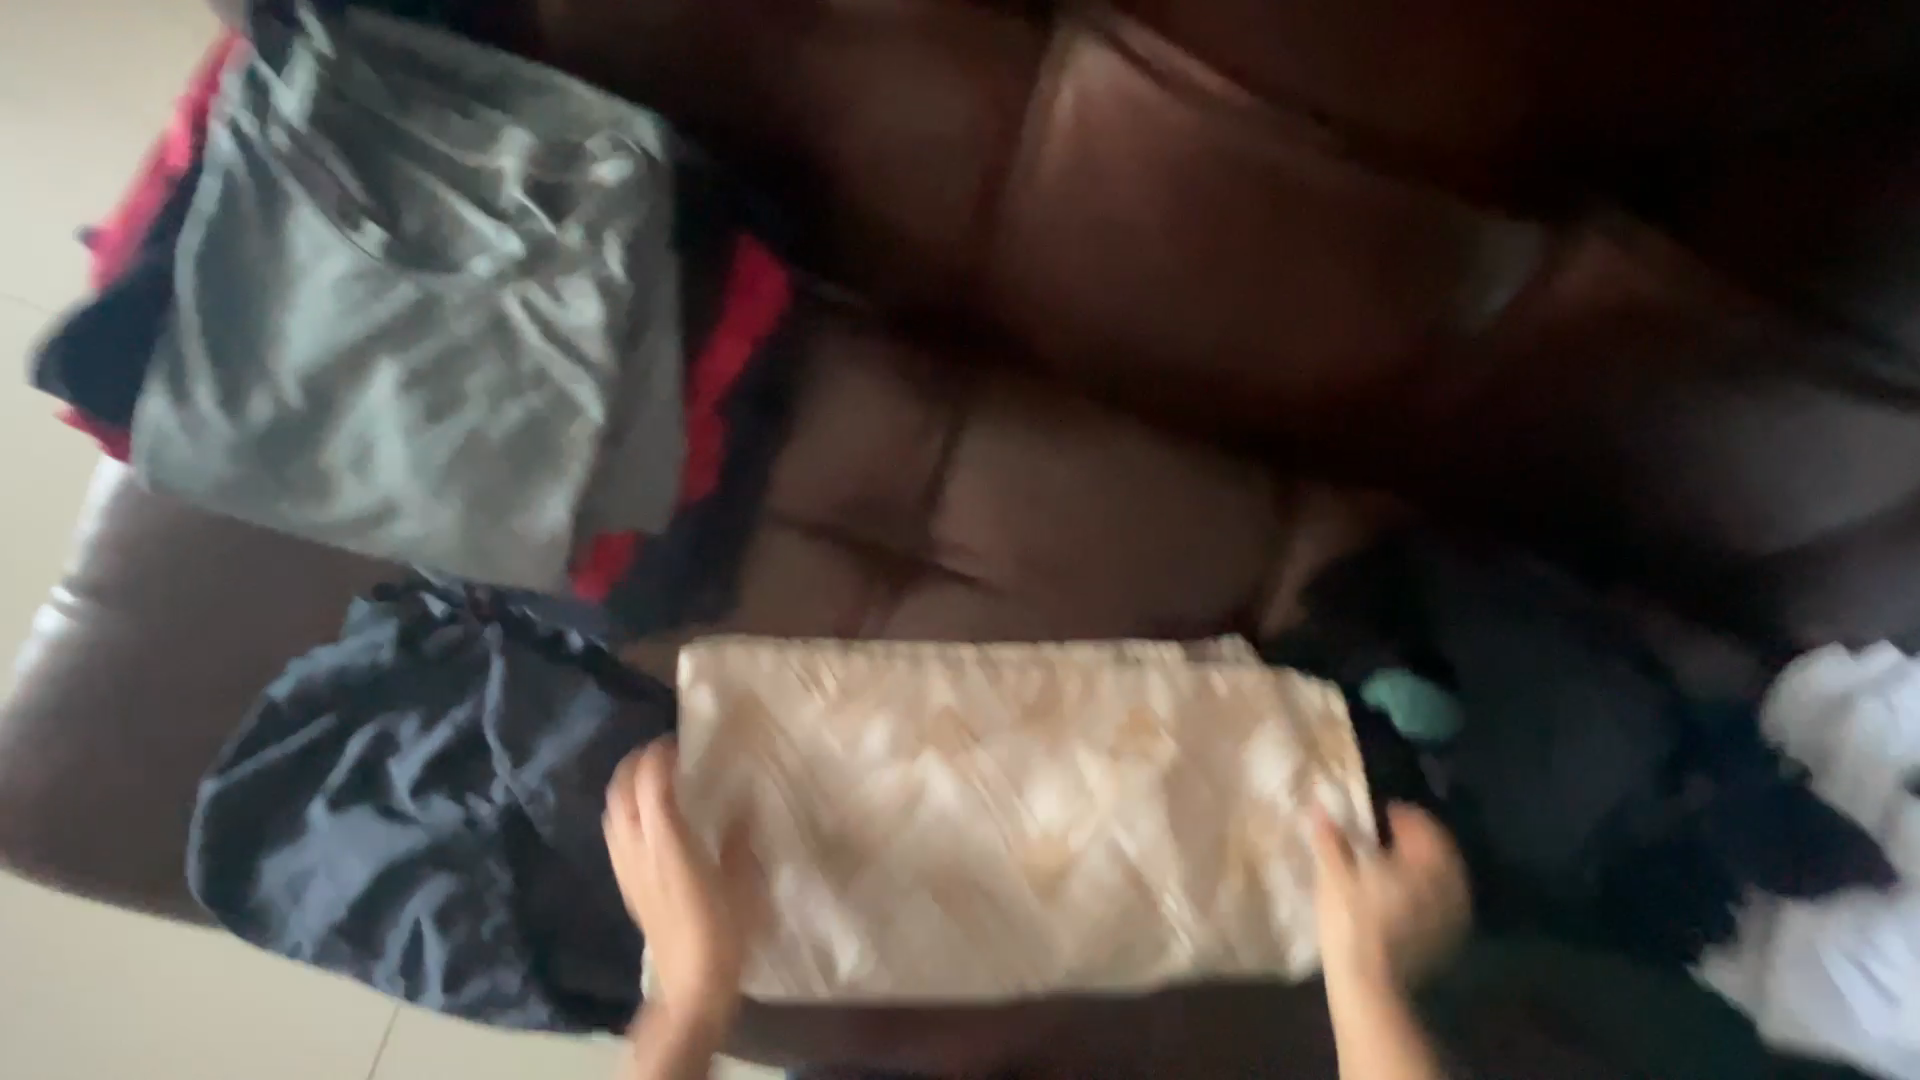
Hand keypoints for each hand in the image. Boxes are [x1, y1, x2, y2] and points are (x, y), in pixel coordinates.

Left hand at [604, 740, 760, 1031]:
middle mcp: (639, 849)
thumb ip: (739, 838)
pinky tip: (645, 818)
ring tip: (650, 778)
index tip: (679, 740)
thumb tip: (742, 803)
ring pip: (612, 813)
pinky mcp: (626, 884)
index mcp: (668, 842)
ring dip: (626, 787)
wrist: (692, 984)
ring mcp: (627, 868)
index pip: (652, 785)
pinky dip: (625, 812)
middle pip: (621, 793)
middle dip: (635, 765)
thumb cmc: (724, 930)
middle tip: (661, 752)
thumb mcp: (743, 879)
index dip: (660, 756)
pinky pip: (615, 835)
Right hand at [1310, 803, 1470, 989]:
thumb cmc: (1350, 920)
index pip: (1422, 825)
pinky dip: (1429, 888)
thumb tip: (1320, 804)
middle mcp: (1445, 884)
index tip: (1380, 811)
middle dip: (1416, 838)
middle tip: (1389, 834)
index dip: (1402, 814)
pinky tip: (1406, 892)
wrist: (1370, 982)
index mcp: (1421, 863)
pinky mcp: (1446, 937)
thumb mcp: (1333, 872)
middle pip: (1438, 849)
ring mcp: (1450, 913)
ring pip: (1444, 875)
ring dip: (1424, 863)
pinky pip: (1444, 899)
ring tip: (1397, 861)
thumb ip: (1331, 836)